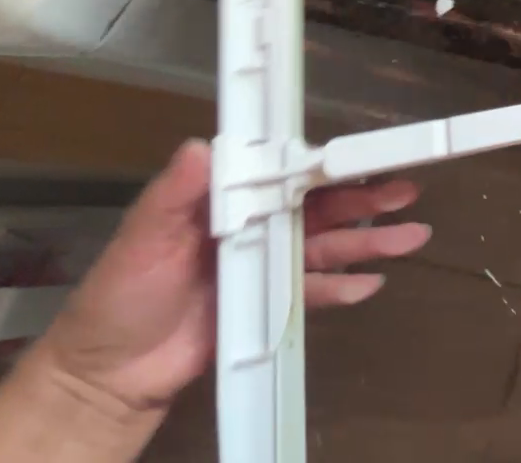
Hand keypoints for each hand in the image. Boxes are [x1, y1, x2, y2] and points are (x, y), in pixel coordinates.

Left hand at [39, 139, 430, 417]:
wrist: (106, 377)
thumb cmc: (119, 299)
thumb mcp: (141, 242)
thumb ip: (173, 196)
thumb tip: (202, 143)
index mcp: (235, 203)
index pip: (291, 175)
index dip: (332, 163)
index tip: (370, 152)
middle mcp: (262, 227)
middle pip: (326, 207)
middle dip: (370, 199)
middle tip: (409, 190)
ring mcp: (271, 265)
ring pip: (333, 245)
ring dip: (374, 240)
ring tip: (414, 237)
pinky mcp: (276, 301)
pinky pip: (319, 289)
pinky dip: (346, 286)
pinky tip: (372, 284)